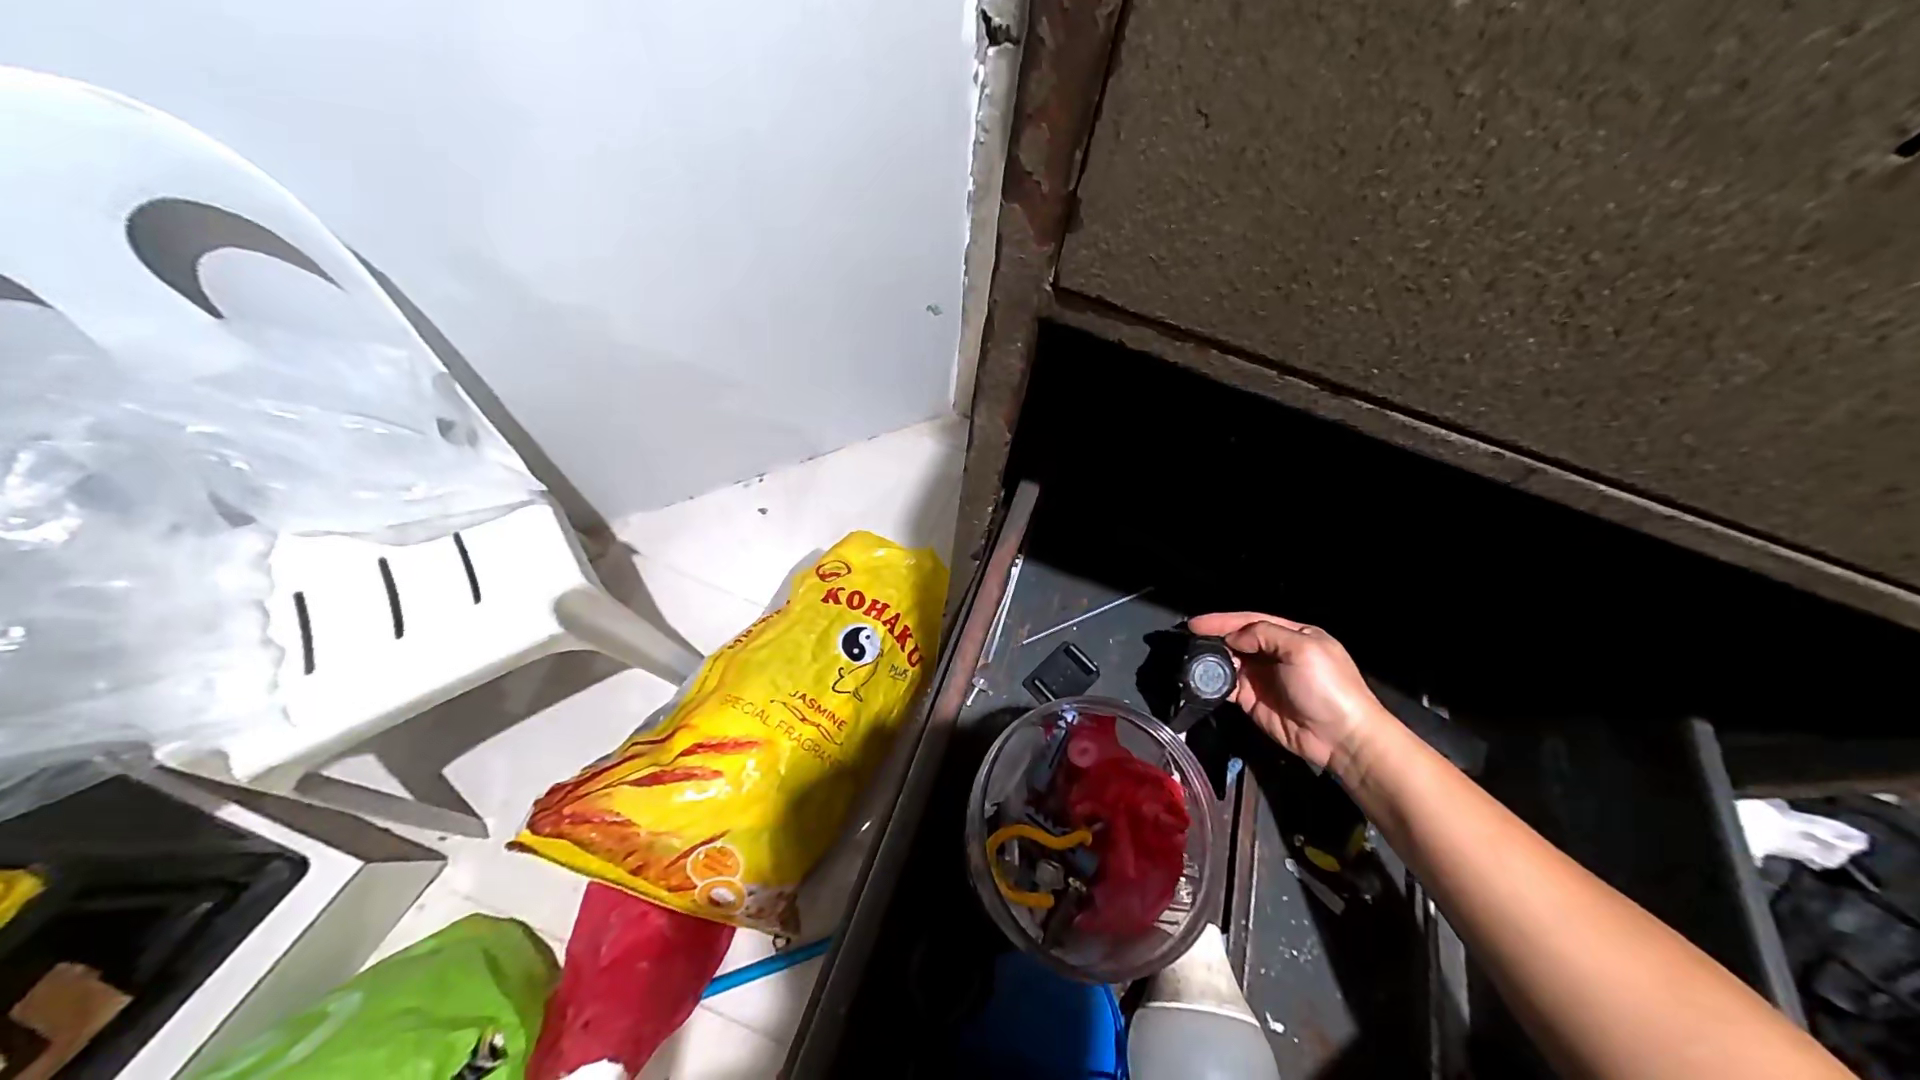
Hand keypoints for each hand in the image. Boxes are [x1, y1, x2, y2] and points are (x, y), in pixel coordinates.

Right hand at [1187, 612, 1392, 771]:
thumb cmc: (1329, 687)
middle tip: (1188, 638)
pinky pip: (1228, 687)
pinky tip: (1201, 679)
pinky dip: (1213, 682)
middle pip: (1237, 640)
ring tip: (1191, 658)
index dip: (1222, 621)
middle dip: (1213, 638)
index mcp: (1292, 636)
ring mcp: (1263, 678)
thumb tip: (1233, 637)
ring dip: (1211, 659)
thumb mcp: (1303, 650)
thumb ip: (1265, 635)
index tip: (1195, 623)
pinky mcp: (1253, 700)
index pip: (1251, 621)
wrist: (1342, 738)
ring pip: (1229, 662)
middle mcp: (1275, 654)